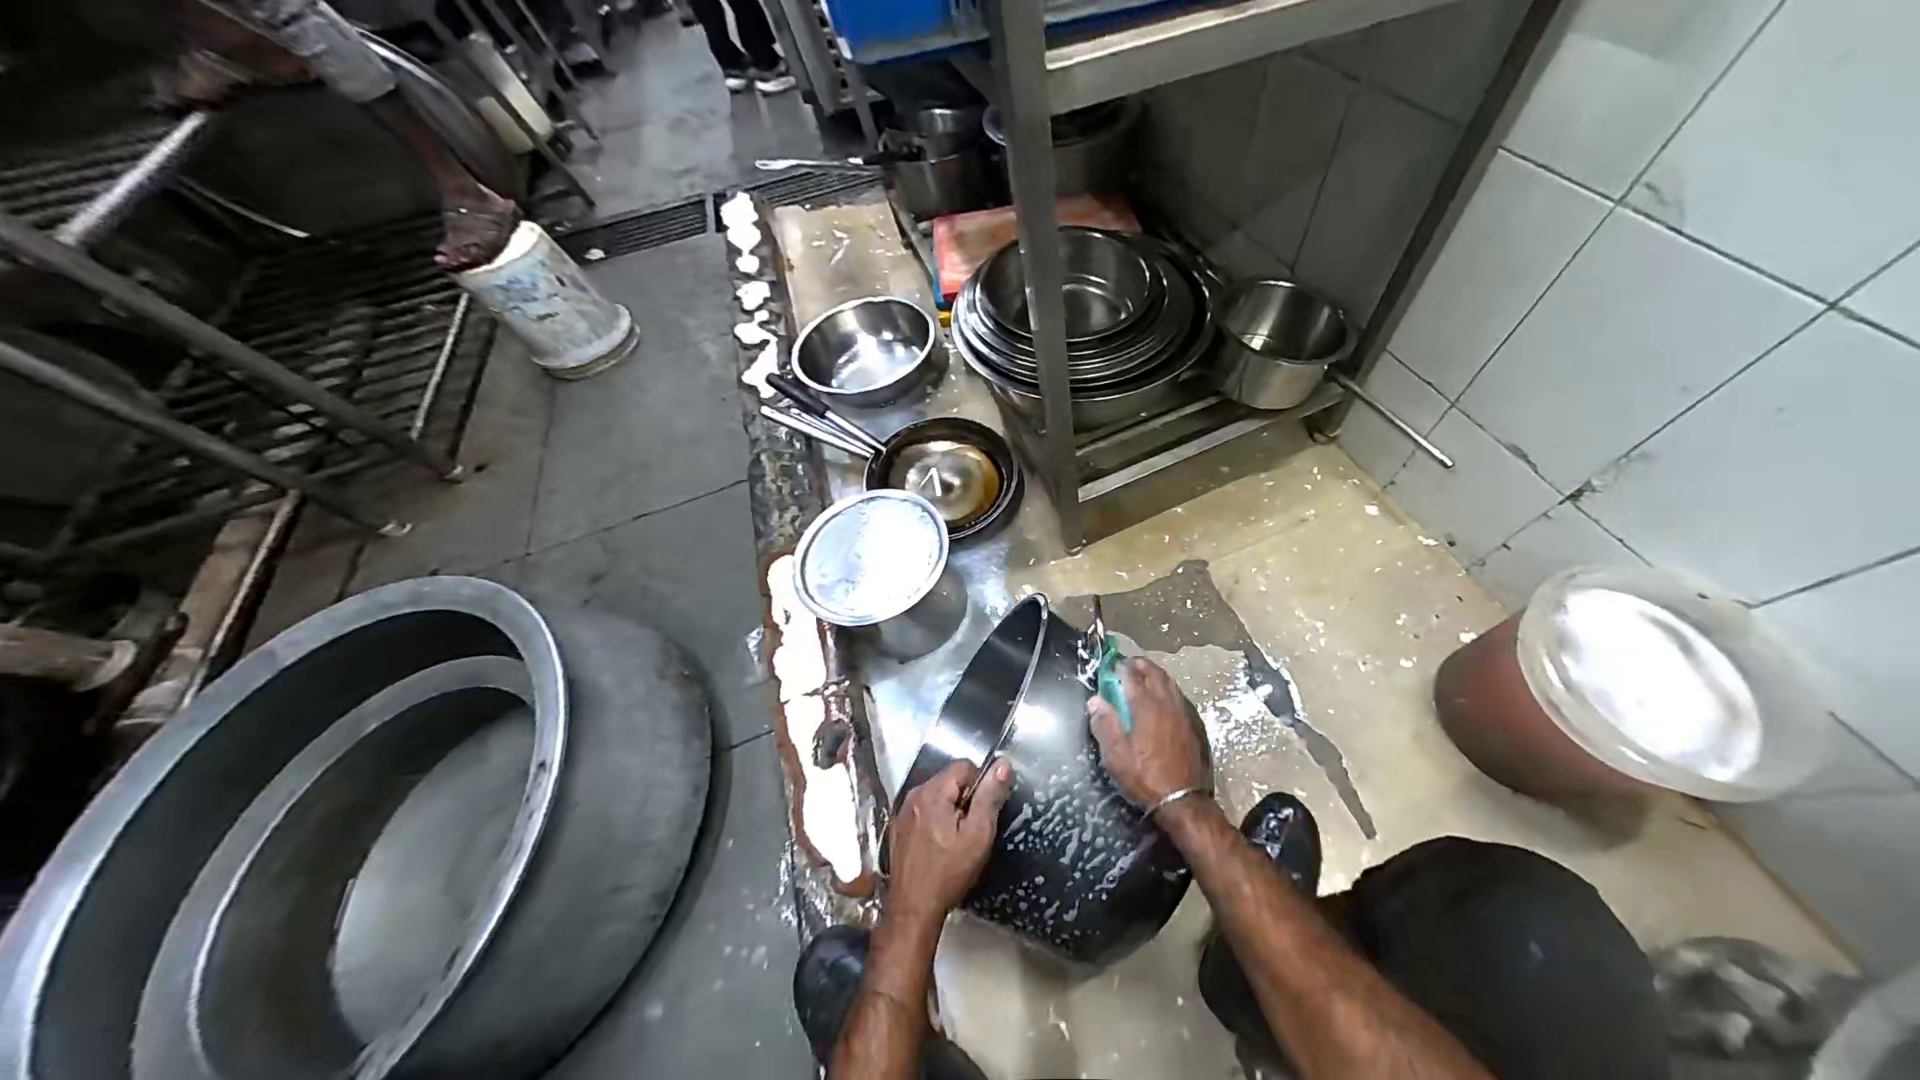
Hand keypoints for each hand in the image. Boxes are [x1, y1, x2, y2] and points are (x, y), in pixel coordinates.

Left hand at [886, 759, 1014, 927]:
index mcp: (932, 792)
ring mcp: (903, 811)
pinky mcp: (899, 827)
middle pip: (949, 779)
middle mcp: (914, 795)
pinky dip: (935, 820)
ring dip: (950, 809)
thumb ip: (990, 796)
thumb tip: (1002, 765)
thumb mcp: (978, 835)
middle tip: (970, 829)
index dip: (979, 785)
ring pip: (937, 795)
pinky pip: (924, 810)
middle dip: (964, 798)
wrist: (914, 908)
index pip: (964, 766)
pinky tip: (939, 845)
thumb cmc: (949, 872)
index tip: (981, 812)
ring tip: (955, 840)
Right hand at [1090, 656, 1209, 808]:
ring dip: (1158, 675)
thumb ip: (1105, 724)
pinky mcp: (1195, 726)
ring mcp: (1185, 715)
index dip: (1123, 668)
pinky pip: (1181, 698)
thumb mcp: (1116, 755)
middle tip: (1132, 663)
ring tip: (1148, 674)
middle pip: (1156, 675)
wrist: (1183, 800)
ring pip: (1172, 684)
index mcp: (1146, 708)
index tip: (1114, 664)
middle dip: (1143, 665)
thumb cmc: (1145, 777)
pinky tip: (1167, 698)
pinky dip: (1171, 690)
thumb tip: (1095, 700)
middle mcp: (1167, 705)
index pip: (1133, 677)